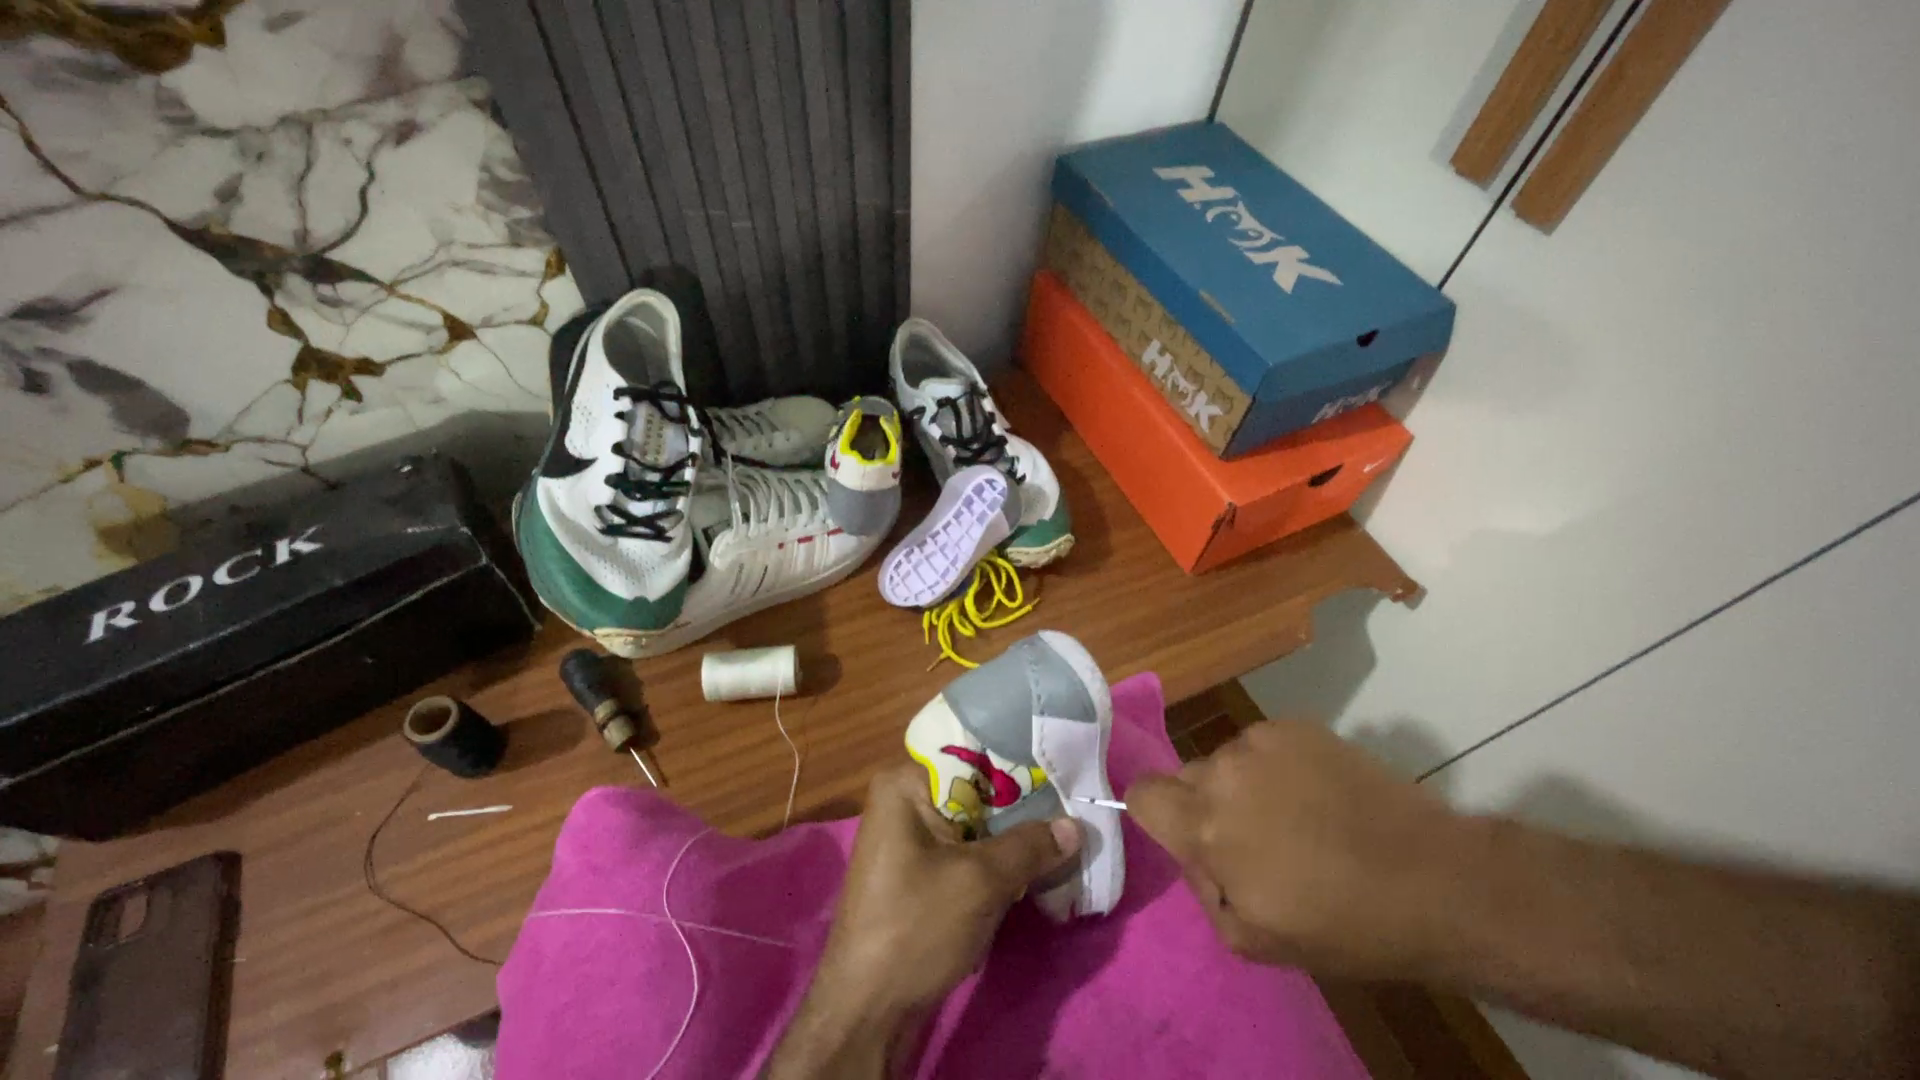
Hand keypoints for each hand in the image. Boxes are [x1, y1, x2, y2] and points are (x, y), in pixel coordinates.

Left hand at [820, 762, 1080, 1010]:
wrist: (868, 1008)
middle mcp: (904, 801)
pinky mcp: (921, 872)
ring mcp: (911, 839)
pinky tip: (1038, 866)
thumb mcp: (981, 881)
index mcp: (905, 785)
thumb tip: (1076, 825)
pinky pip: (968, 850)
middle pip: (977, 788)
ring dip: (1017, 835)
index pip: (972, 752)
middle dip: (1025, 803)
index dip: (1020, 760)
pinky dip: (999, 859)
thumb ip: (1031, 846)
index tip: (1066, 765)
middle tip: (1076, 803)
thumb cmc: (917, 927)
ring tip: (1067, 834)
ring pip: (977, 823)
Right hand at [1127, 718, 1477, 979]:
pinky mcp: (1300, 727)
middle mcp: (1224, 771)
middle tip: (1255, 841)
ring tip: (1298, 818)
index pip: (1141, 793)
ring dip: (1245, 786)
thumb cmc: (1343, 924)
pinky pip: (1265, 746)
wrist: (1435, 880)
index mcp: (1206, 825)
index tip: (1189, 837)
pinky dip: (1279, 767)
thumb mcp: (1252, 939)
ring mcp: (1264, 741)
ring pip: (1228, 761)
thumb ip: (1202, 888)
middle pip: (1186, 778)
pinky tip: (1320, 796)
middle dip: (1206, 806)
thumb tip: (1197, 852)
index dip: (1156, 815)